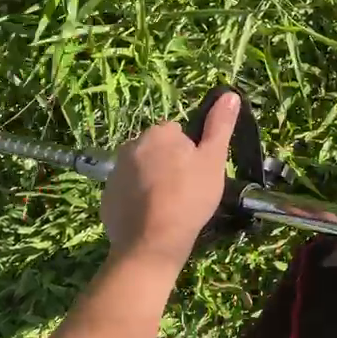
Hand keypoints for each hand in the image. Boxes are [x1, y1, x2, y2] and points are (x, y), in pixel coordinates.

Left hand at [99, 92, 239, 270]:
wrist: (152, 243)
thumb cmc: (189, 196)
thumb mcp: (213, 159)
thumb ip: (220, 125)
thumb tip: (230, 94)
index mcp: (159, 133)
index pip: (178, 133)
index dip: (191, 153)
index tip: (197, 173)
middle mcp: (131, 146)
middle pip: (158, 150)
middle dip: (169, 164)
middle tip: (186, 189)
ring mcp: (115, 173)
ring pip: (142, 170)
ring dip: (154, 180)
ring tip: (169, 205)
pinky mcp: (107, 197)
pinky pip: (128, 191)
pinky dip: (138, 199)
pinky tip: (152, 216)